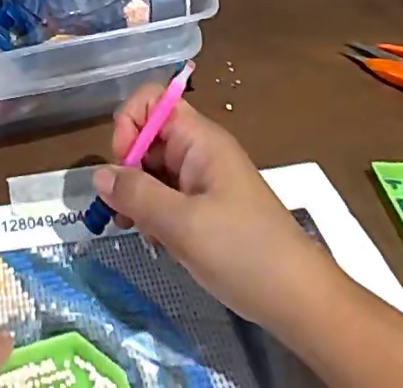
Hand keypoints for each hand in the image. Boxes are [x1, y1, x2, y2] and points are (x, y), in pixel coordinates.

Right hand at [92, 82, 329, 325]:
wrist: (303, 302)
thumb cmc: (245, 253)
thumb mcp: (183, 225)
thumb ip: (137, 195)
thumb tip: (98, 174)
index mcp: (199, 138)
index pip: (152, 99)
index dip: (128, 123)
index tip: (123, 165)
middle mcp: (200, 150)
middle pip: (148, 135)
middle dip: (128, 168)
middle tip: (123, 211)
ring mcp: (204, 178)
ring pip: (154, 168)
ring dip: (139, 195)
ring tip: (140, 231)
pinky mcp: (207, 205)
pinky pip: (168, 194)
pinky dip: (155, 212)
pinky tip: (158, 240)